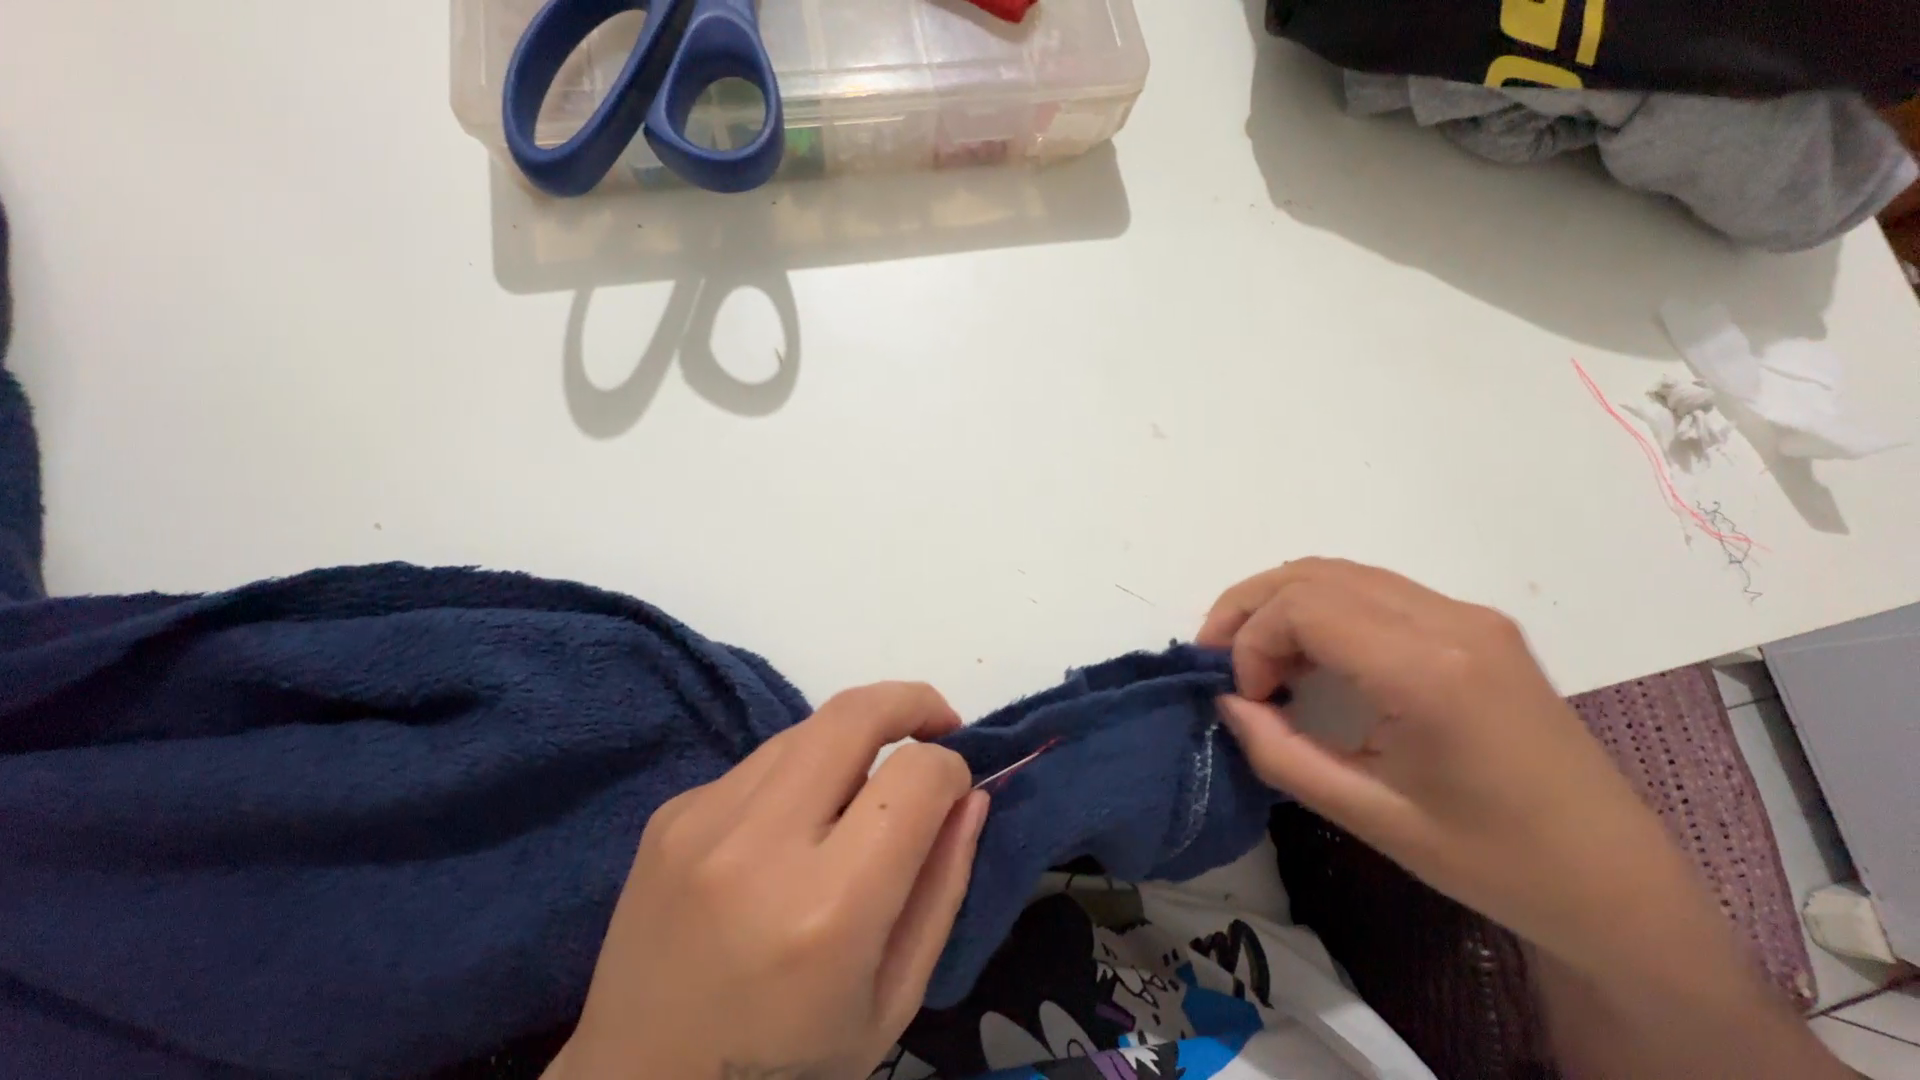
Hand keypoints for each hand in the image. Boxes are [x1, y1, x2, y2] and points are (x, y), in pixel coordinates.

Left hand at [550, 682, 989, 1079]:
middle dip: (911, 702)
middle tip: (938, 724)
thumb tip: (969, 794)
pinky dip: (796, 777)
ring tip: (861, 793)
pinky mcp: (669, 813)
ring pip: (806, 730)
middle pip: (853, 714)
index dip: (953, 769)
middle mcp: (759, 847)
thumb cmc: (788, 1064)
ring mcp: (702, 821)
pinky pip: (757, 765)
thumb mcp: (893, 1000)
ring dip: (851, 742)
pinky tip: (788, 835)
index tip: (955, 794)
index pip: (916, 776)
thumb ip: (942, 887)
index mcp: (828, 911)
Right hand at [1200, 559, 1857, 1078]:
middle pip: (1317, 573)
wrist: (1615, 880)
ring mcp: (1472, 617)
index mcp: (1430, 670)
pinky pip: (1379, 591)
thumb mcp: (1371, 817)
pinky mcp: (1480, 627)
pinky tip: (1311, 656)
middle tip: (1219, 660)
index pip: (1304, 606)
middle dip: (1251, 607)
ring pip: (1345, 573)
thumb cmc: (1492, 860)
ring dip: (1285, 604)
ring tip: (1255, 659)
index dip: (1250, 640)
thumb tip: (1226, 702)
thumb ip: (1282, 753)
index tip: (1245, 698)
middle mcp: (1452, 621)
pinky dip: (1324, 609)